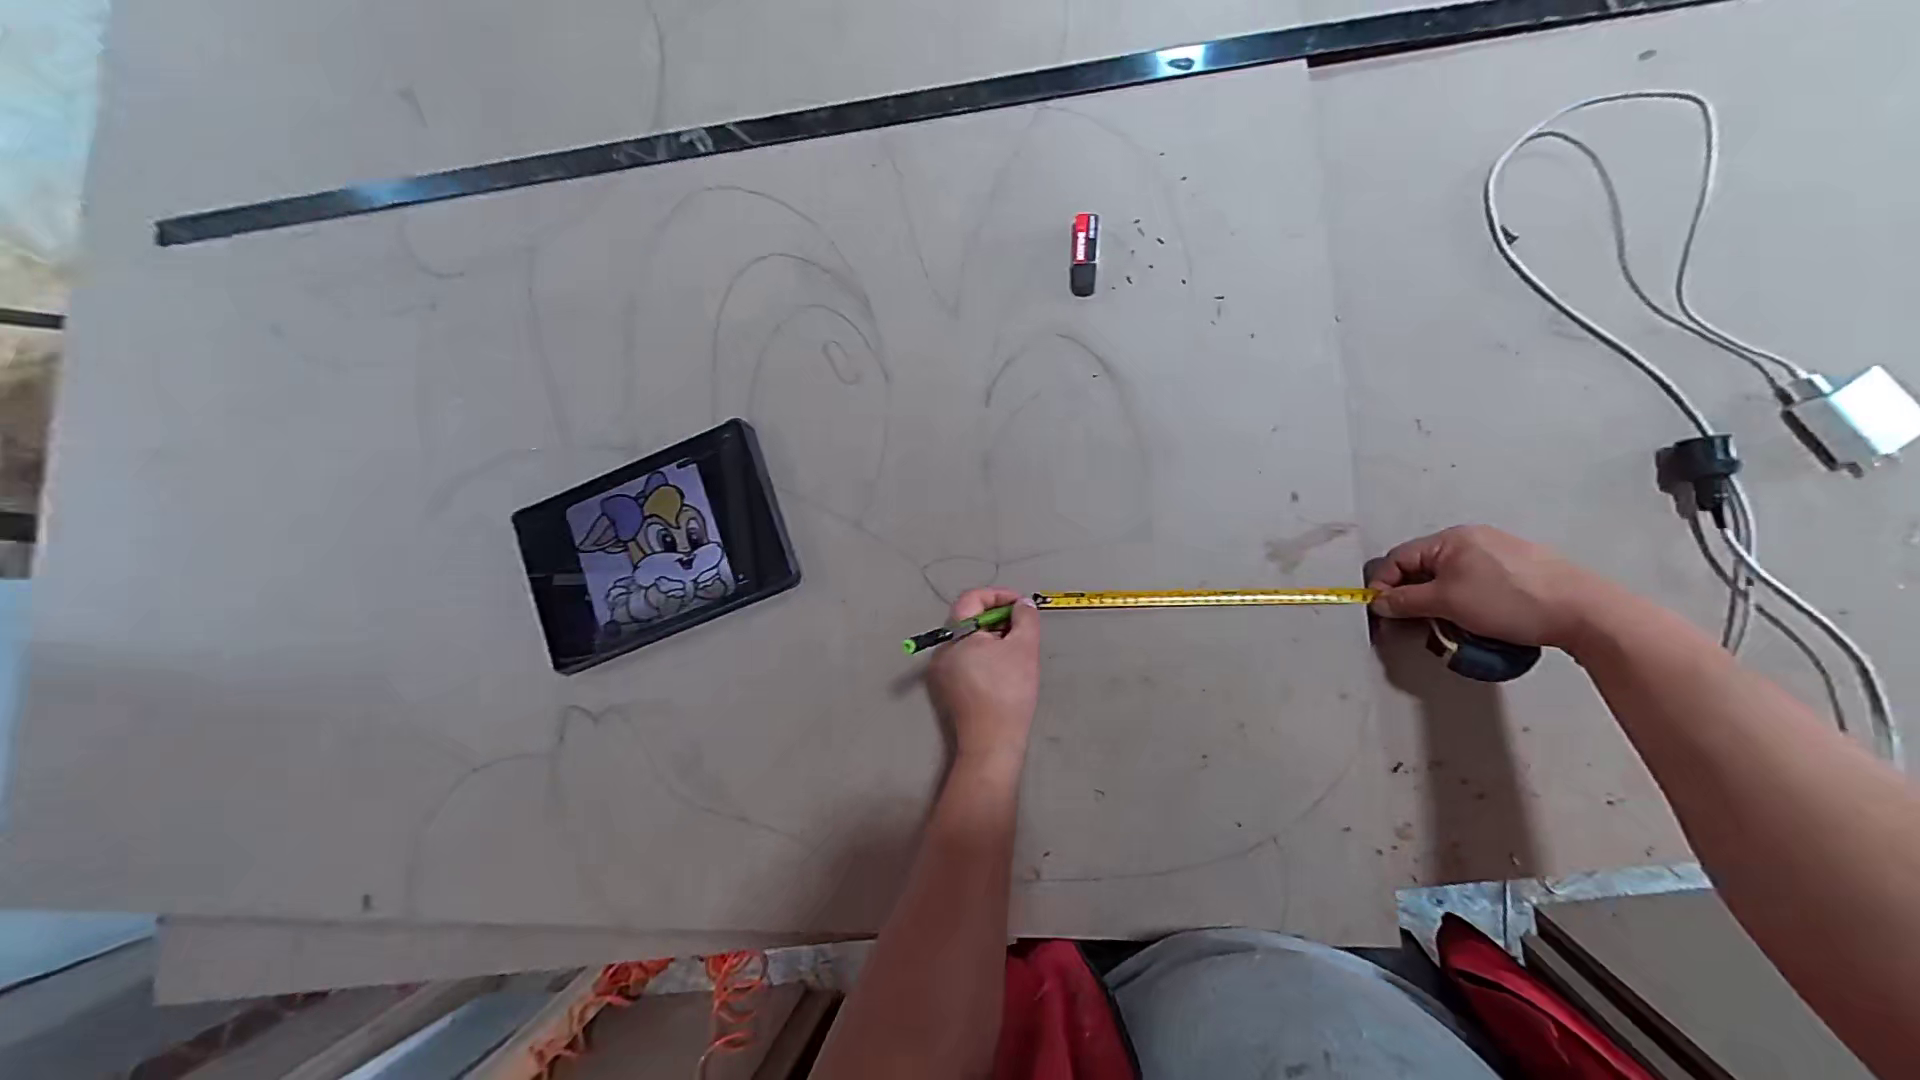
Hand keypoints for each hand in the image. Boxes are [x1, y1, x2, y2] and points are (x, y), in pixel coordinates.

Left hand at [926, 588, 1040, 769]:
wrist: (992, 743)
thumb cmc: (1008, 692)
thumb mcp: (1024, 647)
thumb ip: (1025, 617)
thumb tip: (1022, 604)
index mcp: (955, 635)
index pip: (972, 598)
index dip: (998, 596)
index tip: (1020, 606)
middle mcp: (942, 650)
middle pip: (970, 620)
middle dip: (999, 618)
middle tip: (1022, 629)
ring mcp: (942, 672)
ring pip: (970, 642)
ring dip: (994, 638)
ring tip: (1017, 652)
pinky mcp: (948, 690)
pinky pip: (967, 661)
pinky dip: (986, 656)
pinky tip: (1005, 672)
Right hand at [1366, 525, 1624, 649]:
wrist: (1586, 612)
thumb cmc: (1510, 601)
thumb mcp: (1446, 602)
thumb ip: (1404, 601)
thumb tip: (1379, 602)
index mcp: (1451, 539)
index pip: (1398, 559)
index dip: (1383, 586)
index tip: (1381, 612)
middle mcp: (1472, 540)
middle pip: (1423, 570)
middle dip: (1414, 599)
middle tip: (1415, 625)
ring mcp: (1498, 554)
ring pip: (1449, 580)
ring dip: (1440, 606)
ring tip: (1450, 628)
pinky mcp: (1519, 571)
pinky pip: (1474, 585)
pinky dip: (1465, 604)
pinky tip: (1476, 622)